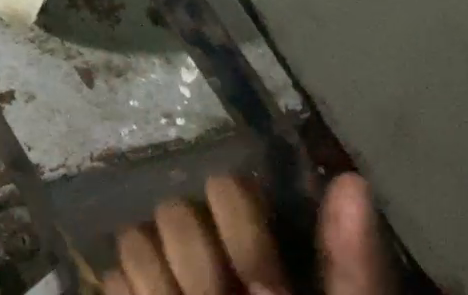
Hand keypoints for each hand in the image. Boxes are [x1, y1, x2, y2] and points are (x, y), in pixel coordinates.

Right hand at [103, 174, 390, 294]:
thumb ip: (352, 272)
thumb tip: (354, 182)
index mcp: (268, 255)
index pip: (229, 192)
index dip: (242, 233)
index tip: (265, 287)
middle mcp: (214, 254)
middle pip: (174, 210)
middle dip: (199, 264)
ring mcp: (168, 277)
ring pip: (136, 238)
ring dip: (163, 284)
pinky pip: (113, 278)